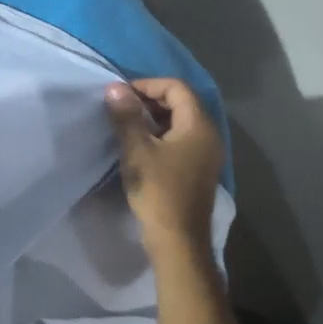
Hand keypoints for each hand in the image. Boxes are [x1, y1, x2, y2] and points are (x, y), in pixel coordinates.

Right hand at [105, 78, 223, 253]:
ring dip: (154, 118)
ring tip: (126, 126)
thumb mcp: (136, 151)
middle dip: (150, 99)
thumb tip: (114, 87)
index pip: (176, 88)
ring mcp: (206, 153)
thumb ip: (126, 117)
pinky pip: (181, 139)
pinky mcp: (198, 168)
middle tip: (120, 108)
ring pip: (180, 122)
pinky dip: (161, 134)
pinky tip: (140, 147)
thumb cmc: (158, 191)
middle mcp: (208, 134)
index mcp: (198, 125)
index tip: (120, 95)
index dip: (147, 85)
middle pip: (182, 102)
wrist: (177, 238)